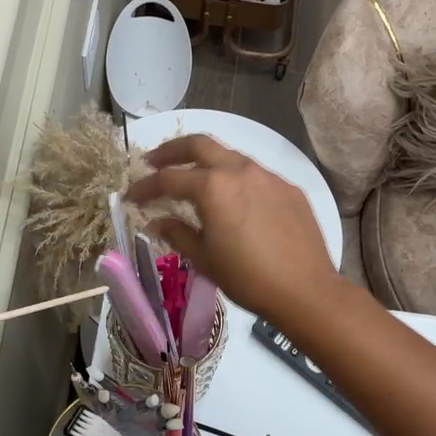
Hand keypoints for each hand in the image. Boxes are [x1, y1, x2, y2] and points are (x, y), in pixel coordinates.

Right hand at [127, 134, 342, 318]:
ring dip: (207, 163)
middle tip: (154, 162)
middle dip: (172, 151)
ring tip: (194, 180)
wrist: (305, 290)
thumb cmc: (248, 279)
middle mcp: (240, 171)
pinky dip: (235, 180)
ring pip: (231, 157)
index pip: (169, 179)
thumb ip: (177, 233)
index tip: (130, 195)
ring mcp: (269, 176)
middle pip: (200, 145)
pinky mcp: (289, 189)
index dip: (145, 187)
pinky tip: (234, 202)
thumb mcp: (205, 259)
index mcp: (213, 187)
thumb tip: (156, 222)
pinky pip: (256, 176)